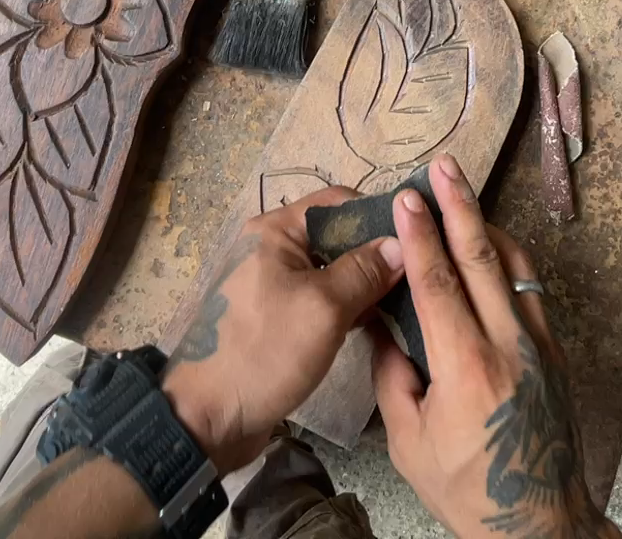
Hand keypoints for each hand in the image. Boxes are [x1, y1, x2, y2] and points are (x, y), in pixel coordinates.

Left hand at [161, 186, 402, 472]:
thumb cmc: (262, 352)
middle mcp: (271, 247)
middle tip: (417, 270)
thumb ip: (364, 272)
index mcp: (274, 230)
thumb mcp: (323, 308)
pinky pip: (318, 296)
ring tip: (404, 294)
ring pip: (329, 268)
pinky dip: (345, 303)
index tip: (415, 234)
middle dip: (374, 251)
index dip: (376, 213)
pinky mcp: (275, 315)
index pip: (336, 201)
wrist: (204, 420)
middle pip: (334, 234)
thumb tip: (401, 243)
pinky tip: (375, 317)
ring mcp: (271, 282)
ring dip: (362, 281)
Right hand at [374, 155, 620, 538]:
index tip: (406, 196)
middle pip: (482, 256)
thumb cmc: (465, 486)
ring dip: (485, 221)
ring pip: (513, 263)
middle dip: (459, 205)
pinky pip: (530, 284)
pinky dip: (507, 254)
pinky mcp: (555, 347)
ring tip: (462, 190)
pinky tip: (489, 240)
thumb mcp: (409, 442)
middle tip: (444, 166)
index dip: (420, 236)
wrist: (540, 521)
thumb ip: (391, 374)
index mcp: (467, 368)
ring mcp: (539, 342)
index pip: (438, 284)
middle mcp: (509, 343)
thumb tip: (377, 319)